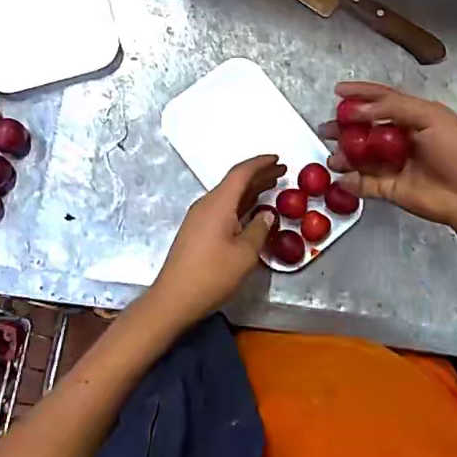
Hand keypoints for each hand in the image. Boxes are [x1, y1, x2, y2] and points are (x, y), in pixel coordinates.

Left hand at [145, 155, 283, 324]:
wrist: (174, 298)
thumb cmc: (212, 275)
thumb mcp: (245, 254)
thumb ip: (259, 229)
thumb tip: (267, 214)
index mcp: (218, 203)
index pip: (241, 173)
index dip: (260, 164)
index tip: (278, 159)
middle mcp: (206, 205)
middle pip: (234, 182)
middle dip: (258, 175)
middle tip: (281, 171)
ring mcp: (199, 218)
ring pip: (228, 196)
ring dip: (250, 190)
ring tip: (271, 186)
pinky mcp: (196, 231)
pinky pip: (222, 208)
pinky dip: (240, 204)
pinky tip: (251, 210)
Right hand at [324, 82, 456, 232]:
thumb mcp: (430, 117)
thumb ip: (393, 108)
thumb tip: (359, 108)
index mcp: (416, 117)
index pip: (383, 100)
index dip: (360, 94)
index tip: (339, 91)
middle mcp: (404, 139)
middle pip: (367, 129)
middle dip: (345, 127)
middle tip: (327, 127)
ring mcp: (397, 165)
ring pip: (363, 156)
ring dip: (346, 154)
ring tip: (334, 155)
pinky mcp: (392, 189)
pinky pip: (365, 184)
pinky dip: (352, 181)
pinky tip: (342, 177)